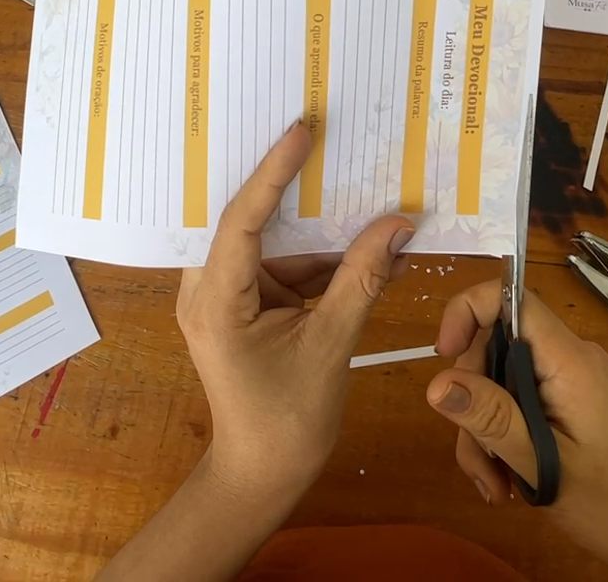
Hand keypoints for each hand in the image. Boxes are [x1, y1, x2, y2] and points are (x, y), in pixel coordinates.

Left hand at [177, 122, 414, 505]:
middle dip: (288, 183)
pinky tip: (363, 243)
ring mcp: (227, 293)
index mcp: (215, 299)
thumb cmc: (287, 421)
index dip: (272, 172)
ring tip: (358, 186)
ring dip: (316, 223)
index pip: (240, 220)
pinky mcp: (246, 300)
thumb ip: (362, 280)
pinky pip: (283, 262)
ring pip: (272, 239)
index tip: (301, 132)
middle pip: (250, 219)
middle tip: (319, 137)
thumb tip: (399, 226)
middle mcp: (209, 287)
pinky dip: (320, 256)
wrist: (262, 475)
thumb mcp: (330, 347)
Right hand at [425, 283, 607, 581]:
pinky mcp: (580, 403)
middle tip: (477, 463)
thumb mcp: (545, 467)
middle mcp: (573, 357)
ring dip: (489, 429)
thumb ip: (491, 419)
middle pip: (498, 347)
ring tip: (496, 487)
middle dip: (473, 398)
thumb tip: (435, 382)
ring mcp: (577, 380)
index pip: (508, 296)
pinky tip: (512, 480)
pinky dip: (510, 434)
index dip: (465, 312)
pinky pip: (528, 399)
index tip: (442, 359)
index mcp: (569, 359)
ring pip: (507, 380)